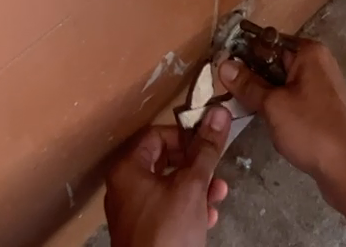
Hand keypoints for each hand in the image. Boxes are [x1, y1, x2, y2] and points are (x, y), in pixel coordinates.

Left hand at [103, 106, 232, 246]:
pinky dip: (189, 209)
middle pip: (165, 160)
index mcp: (128, 169)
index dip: (185, 135)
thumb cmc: (168, 231)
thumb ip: (206, 148)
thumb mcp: (192, 185)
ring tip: (219, 194)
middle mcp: (126, 187)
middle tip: (217, 168)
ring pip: (170, 187)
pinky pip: (168, 210)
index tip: (208, 141)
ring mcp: (133, 213)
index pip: (158, 135)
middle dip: (196, 165)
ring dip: (198, 187)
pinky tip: (208, 217)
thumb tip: (219, 112)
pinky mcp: (144, 234)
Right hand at [217, 40, 345, 196]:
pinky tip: (268, 120)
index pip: (268, 41)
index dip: (244, 54)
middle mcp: (318, 61)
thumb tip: (224, 65)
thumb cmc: (311, 130)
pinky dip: (279, 104)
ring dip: (265, 93)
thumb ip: (248, 84)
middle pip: (275, 61)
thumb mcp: (273, 106)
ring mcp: (323, 84)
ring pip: (283, 81)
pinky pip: (294, 96)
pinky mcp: (324, 105)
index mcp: (309, 51)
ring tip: (245, 108)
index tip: (223, 68)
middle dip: (254, 76)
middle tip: (230, 93)